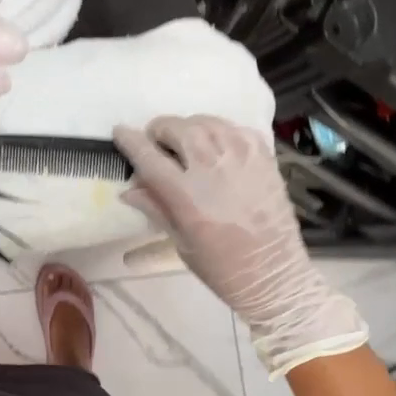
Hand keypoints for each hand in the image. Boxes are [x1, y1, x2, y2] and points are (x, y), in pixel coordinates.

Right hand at [113, 115, 368, 378]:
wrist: (275, 274)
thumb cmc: (221, 266)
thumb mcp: (180, 241)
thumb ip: (155, 207)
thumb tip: (128, 189)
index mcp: (187, 195)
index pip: (149, 156)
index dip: (130, 140)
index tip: (120, 131)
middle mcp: (213, 168)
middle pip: (177, 129)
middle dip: (160, 131)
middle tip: (157, 144)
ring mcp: (242, 157)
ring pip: (205, 122)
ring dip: (188, 127)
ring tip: (185, 143)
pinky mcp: (263, 156)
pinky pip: (234, 128)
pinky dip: (218, 131)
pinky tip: (215, 146)